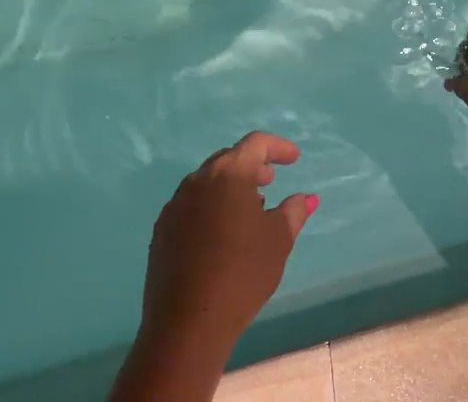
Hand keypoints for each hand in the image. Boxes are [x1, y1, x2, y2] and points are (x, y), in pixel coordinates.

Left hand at [138, 131, 318, 356]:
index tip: (295, 159)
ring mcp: (175, 205)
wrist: (187, 323)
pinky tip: (222, 234)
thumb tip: (305, 198)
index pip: (255, 144)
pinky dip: (211, 206)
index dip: (278, 147)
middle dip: (252, 165)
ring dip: (230, 186)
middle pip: (228, 158)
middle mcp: (198, 181)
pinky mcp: (162, 230)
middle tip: (271, 181)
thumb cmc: (242, 274)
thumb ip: (293, 212)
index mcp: (229, 174)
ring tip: (249, 209)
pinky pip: (191, 205)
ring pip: (207, 182)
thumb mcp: (278, 241)